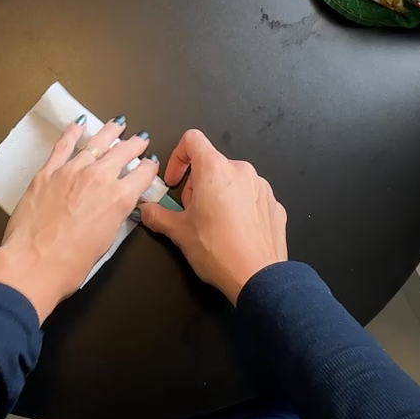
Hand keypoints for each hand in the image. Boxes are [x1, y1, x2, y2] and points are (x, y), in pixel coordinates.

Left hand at [0, 116, 159, 321]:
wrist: (34, 264)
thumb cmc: (70, 264)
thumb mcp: (106, 242)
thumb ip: (114, 216)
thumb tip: (115, 206)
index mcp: (118, 199)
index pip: (142, 175)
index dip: (149, 168)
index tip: (150, 163)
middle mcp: (98, 178)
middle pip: (122, 152)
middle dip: (134, 144)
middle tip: (140, 139)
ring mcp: (72, 171)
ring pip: (96, 143)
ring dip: (109, 132)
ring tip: (118, 123)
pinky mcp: (48, 171)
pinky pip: (63, 145)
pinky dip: (72, 132)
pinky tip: (79, 123)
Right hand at [137, 130, 286, 303]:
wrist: (259, 279)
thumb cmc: (220, 252)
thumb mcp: (179, 232)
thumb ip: (156, 215)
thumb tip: (145, 210)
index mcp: (214, 169)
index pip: (192, 139)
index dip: (178, 156)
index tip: (175, 180)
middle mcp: (240, 171)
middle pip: (211, 164)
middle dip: (197, 184)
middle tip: (191, 212)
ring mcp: (261, 187)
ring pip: (231, 180)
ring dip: (218, 195)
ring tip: (213, 225)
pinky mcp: (274, 204)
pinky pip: (250, 196)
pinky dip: (239, 207)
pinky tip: (234, 232)